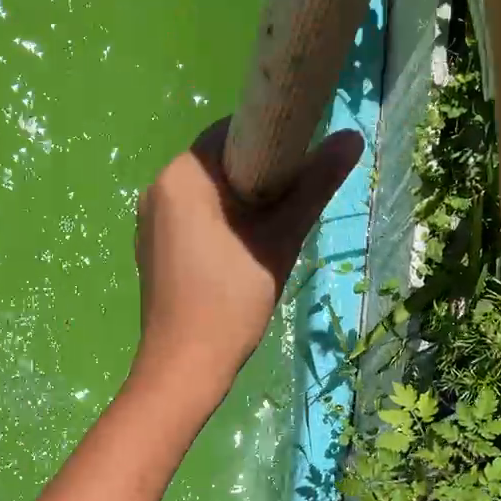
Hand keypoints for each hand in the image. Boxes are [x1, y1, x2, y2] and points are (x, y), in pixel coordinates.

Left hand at [130, 118, 363, 404]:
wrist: (184, 368)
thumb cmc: (229, 302)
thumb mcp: (279, 240)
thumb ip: (313, 186)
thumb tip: (352, 137)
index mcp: (181, 176)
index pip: (231, 132)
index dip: (270, 143)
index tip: (299, 168)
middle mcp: (157, 191)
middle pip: (218, 166)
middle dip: (258, 180)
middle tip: (290, 210)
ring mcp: (148, 226)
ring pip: (206, 199)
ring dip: (240, 209)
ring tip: (270, 239)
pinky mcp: (152, 255)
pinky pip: (191, 225)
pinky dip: (219, 231)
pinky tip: (240, 261)